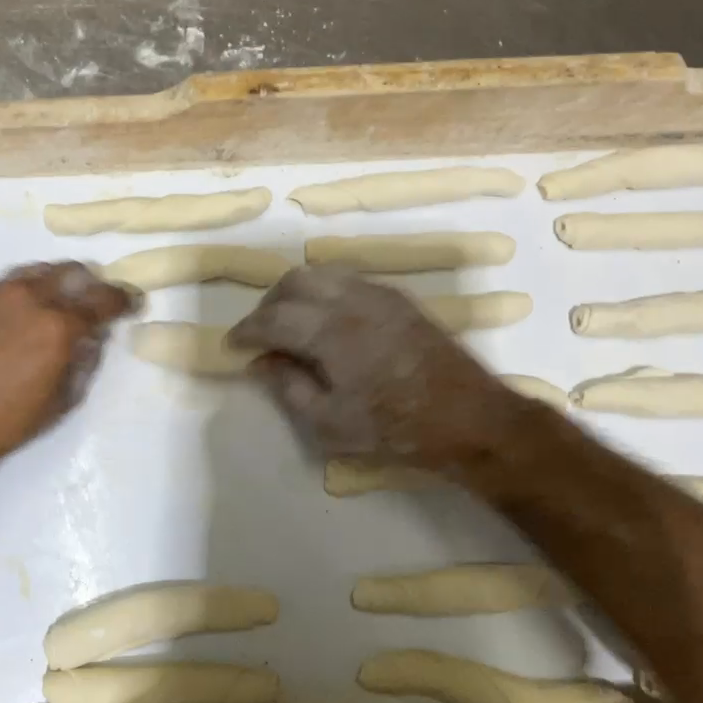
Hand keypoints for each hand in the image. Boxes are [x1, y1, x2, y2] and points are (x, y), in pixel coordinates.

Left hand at [0, 262, 133, 474]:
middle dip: (92, 285)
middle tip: (97, 302)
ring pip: (41, 271)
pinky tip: (27, 311)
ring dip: (60, 282)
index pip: (104, 299)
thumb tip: (91, 339)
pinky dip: (30, 288)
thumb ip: (83, 364)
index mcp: (58, 326)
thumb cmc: (1, 424)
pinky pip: (13, 280)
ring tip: (63, 303)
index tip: (131, 303)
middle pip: (74, 273)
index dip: (124, 300)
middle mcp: (30, 297)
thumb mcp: (59, 403)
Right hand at [228, 266, 517, 463]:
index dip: (247, 330)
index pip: (273, 318)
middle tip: (258, 333)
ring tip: (287, 323)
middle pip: (294, 281)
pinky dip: (323, 292)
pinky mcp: (399, 299)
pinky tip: (324, 320)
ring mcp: (379, 295)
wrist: (470, 419)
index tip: (232, 346)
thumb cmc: (395, 430)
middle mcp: (353, 301)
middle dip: (267, 304)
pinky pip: (348, 280)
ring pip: (322, 273)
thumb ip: (288, 388)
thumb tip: (262, 362)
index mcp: (332, 332)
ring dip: (295, 293)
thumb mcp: (329, 424)